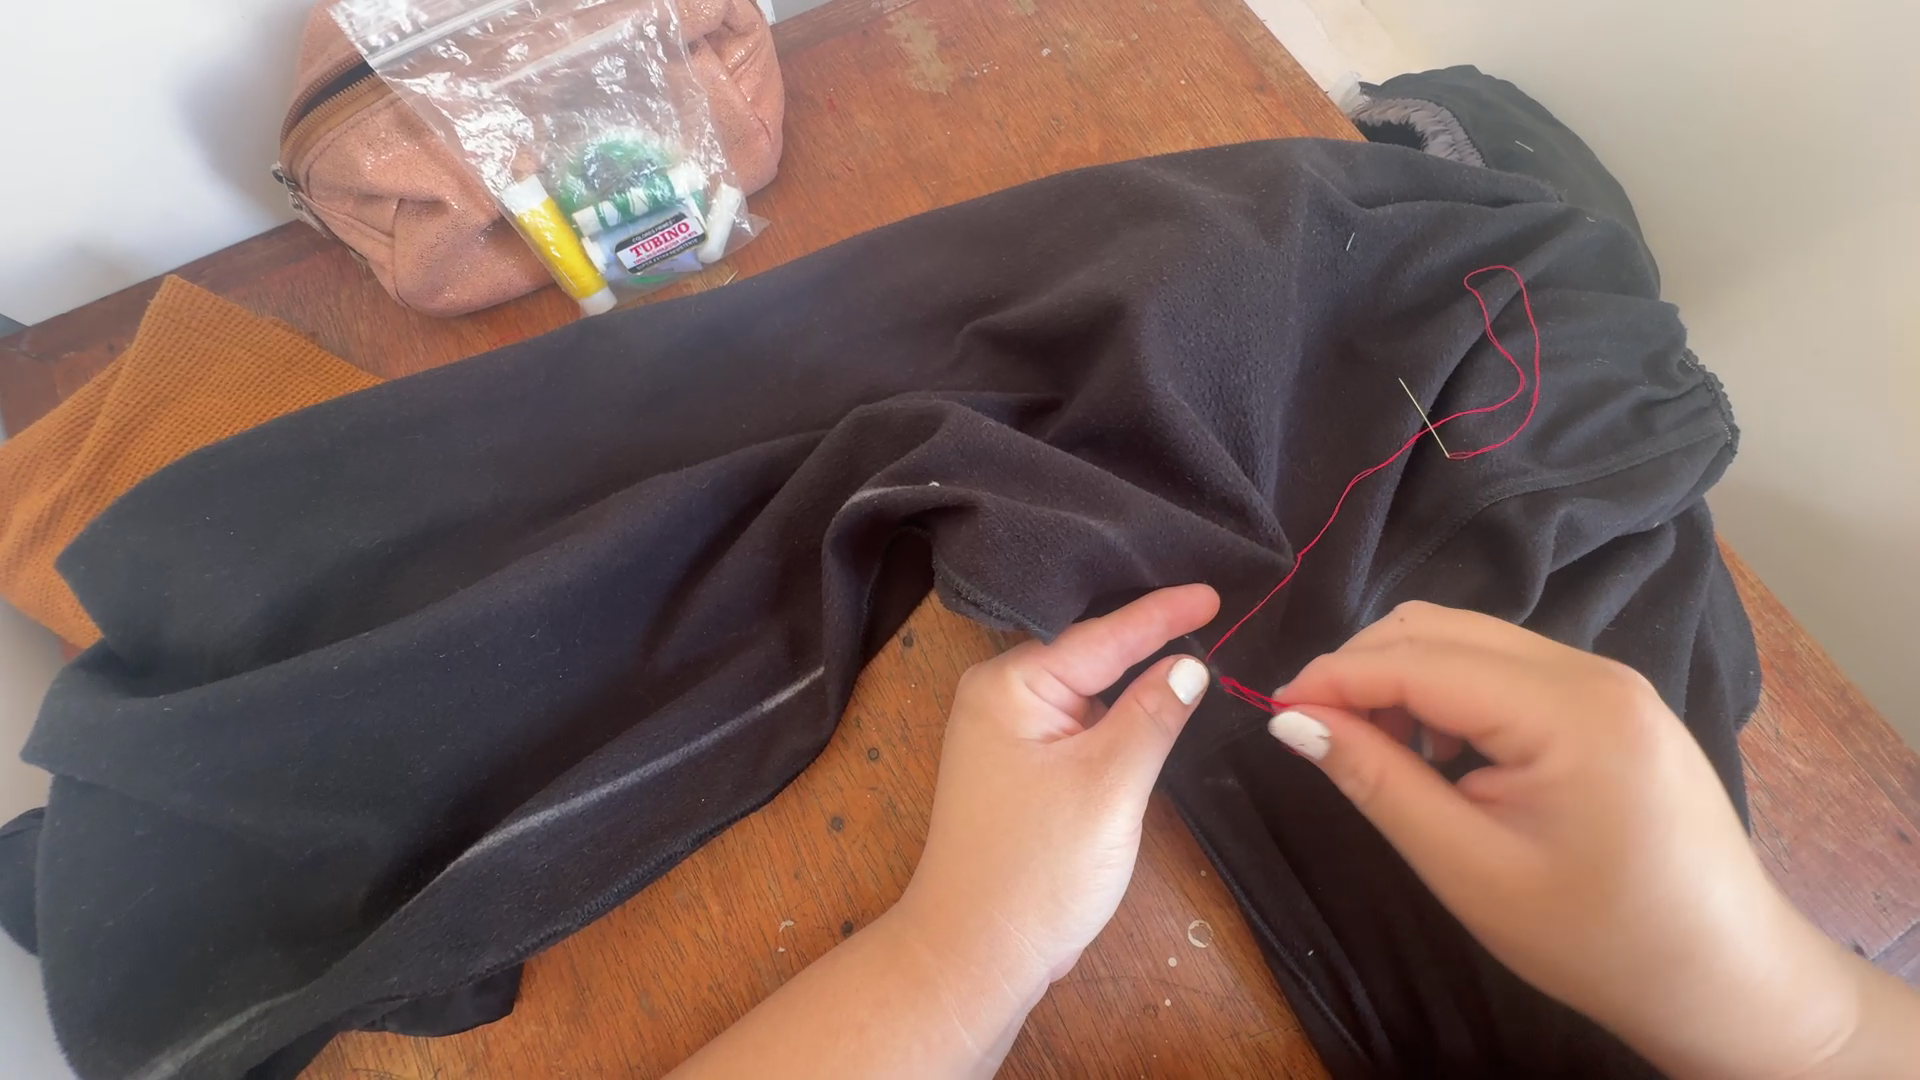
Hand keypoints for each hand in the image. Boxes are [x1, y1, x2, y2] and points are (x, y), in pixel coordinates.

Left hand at [896, 584, 1219, 984]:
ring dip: (1131, 677)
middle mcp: (999, 693)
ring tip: (1189, 639)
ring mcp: (1005, 728)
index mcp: (1010, 684)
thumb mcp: (1108, 785)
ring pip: (1085, 689)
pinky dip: (1113, 711)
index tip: (1212, 592)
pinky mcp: (1018, 759)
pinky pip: (1076, 719)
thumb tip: (1189, 664)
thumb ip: (1151, 716)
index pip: (1099, 637)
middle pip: (1088, 656)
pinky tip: (1147, 696)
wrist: (976, 951)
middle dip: (1146, 637)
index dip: (1161, 615)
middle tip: (1207, 608)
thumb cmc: (1038, 867)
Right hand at [1265, 601, 1917, 1079]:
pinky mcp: (1597, 695)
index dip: (1332, 678)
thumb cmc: (1597, 939)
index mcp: (1570, 712)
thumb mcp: (1466, 866)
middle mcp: (1588, 670)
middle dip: (1358, 668)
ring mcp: (1599, 677)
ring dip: (1394, 675)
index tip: (1274, 711)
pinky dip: (1434, 686)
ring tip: (1377, 744)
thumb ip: (1374, 779)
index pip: (1415, 661)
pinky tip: (1434, 746)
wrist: (1734, 984)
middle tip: (1318, 729)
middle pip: (1432, 628)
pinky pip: (1487, 660)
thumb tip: (1289, 720)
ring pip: (1455, 636)